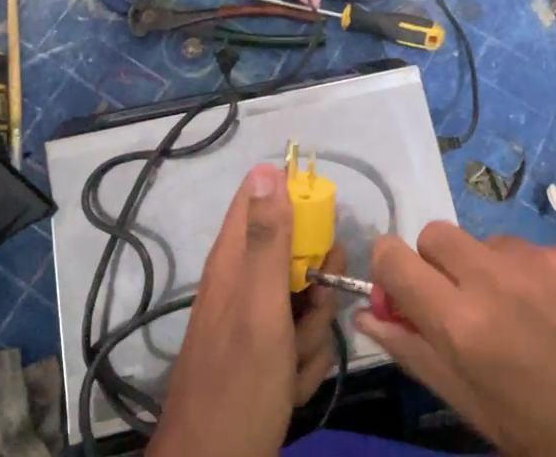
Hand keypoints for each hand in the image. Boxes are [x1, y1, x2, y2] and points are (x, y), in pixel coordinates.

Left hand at [149, 165, 341, 456]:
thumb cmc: (239, 383)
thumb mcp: (260, 307)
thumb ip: (267, 240)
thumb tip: (267, 168)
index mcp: (234, 260)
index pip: (265, 198)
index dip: (299, 204)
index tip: (321, 236)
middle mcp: (243, 281)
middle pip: (299, 255)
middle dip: (317, 290)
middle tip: (310, 312)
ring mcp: (255, 319)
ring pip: (308, 302)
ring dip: (312, 336)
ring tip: (291, 363)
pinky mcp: (267, 352)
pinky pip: (303, 341)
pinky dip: (304, 365)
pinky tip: (289, 387)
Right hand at [356, 224, 555, 456]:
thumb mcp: (482, 414)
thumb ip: (420, 356)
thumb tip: (370, 316)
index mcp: (462, 324)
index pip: (394, 258)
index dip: (390, 270)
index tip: (404, 292)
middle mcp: (495, 276)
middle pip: (436, 235)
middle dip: (439, 264)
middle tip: (468, 307)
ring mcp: (544, 257)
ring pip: (491, 243)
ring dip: (495, 272)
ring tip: (535, 322)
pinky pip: (544, 250)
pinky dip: (547, 276)